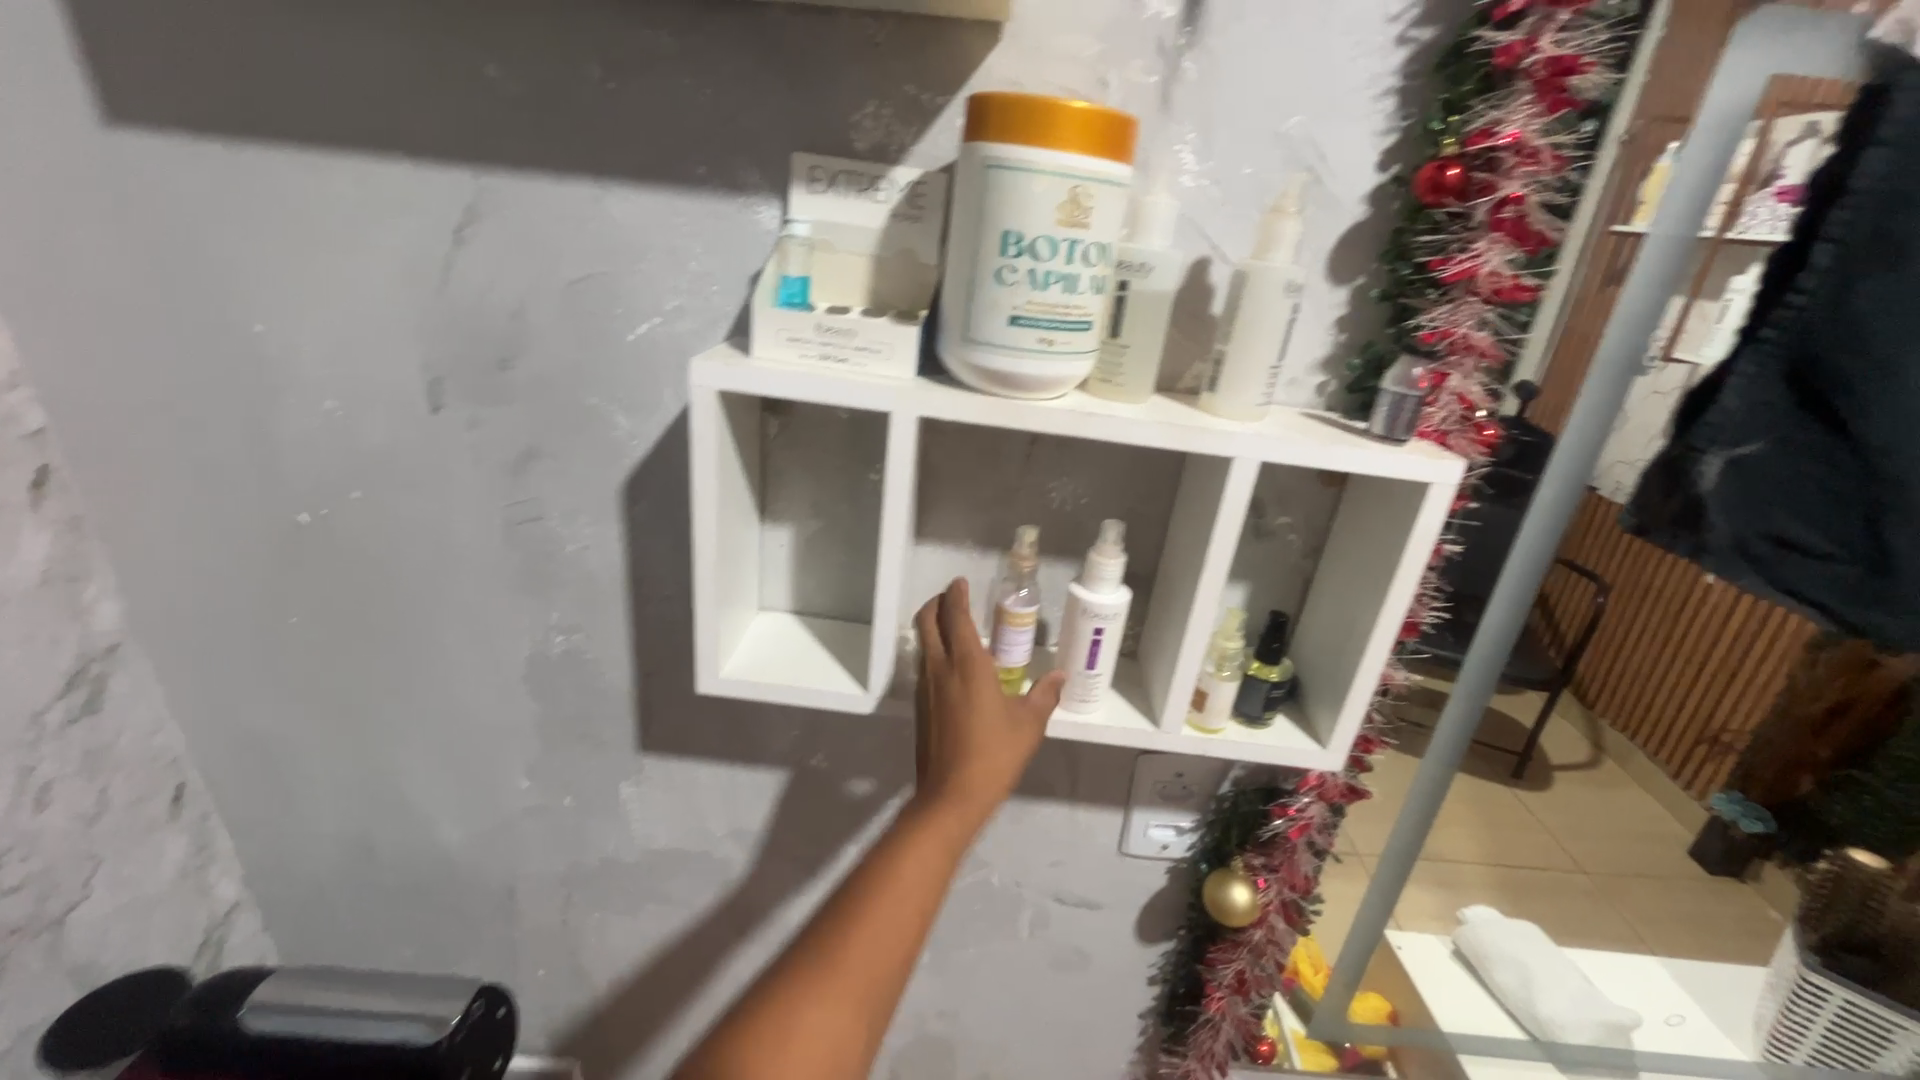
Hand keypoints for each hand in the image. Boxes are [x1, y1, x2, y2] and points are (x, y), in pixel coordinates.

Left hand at [910, 578, 1063, 826]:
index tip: (960, 583)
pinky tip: (953, 668)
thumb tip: (1060, 677)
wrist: (952, 795)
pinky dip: (934, 653)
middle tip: (952, 598)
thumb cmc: (995, 754)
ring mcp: (925, 688)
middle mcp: (940, 668)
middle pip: (926, 622)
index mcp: (967, 664)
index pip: (955, 616)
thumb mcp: (1029, 724)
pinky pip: (924, 667)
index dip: (955, 595)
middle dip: (936, 604)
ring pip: (922, 644)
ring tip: (954, 628)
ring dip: (933, 628)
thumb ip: (1044, 695)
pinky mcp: (920, 707)